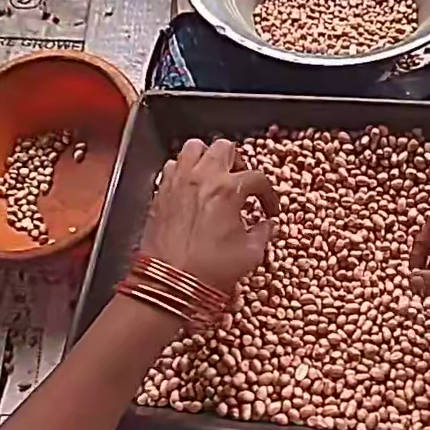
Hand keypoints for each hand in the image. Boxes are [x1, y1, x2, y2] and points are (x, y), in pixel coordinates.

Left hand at [141, 138, 278, 292]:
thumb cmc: (209, 268)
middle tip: (241, 182)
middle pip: (225, 149)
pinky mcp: (160, 192)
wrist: (170, 282)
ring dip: (207, 158)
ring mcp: (178, 182)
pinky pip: (173, 167)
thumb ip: (263, 233)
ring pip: (194, 148)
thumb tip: (269, 225)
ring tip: (214, 177)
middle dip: (238, 163)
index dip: (268, 195)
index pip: (257, 178)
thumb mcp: (250, 253)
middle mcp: (202, 178)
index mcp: (228, 189)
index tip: (268, 209)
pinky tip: (190, 188)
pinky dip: (184, 171)